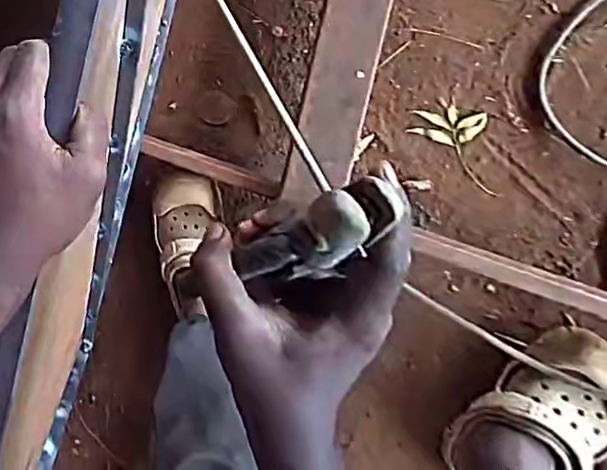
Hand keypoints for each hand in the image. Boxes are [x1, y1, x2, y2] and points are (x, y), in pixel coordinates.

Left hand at [0, 40, 108, 286]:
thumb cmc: (40, 220)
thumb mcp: (87, 179)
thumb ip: (91, 130)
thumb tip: (80, 106)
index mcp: (14, 110)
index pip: (30, 53)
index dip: (52, 57)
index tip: (67, 79)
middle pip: (8, 58)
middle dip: (33, 67)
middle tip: (57, 102)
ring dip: (17, 87)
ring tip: (40, 127)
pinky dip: (2, 107)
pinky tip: (20, 143)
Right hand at [189, 196, 410, 469]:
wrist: (281, 433)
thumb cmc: (271, 391)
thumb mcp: (238, 332)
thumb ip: (220, 276)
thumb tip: (217, 230)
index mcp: (359, 317)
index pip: (387, 259)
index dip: (389, 215)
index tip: (380, 174)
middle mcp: (359, 304)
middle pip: (350, 240)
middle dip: (306, 218)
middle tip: (261, 219)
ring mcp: (342, 302)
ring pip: (324, 245)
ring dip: (287, 229)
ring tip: (246, 232)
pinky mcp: (322, 301)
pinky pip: (308, 257)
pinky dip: (280, 243)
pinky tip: (248, 244)